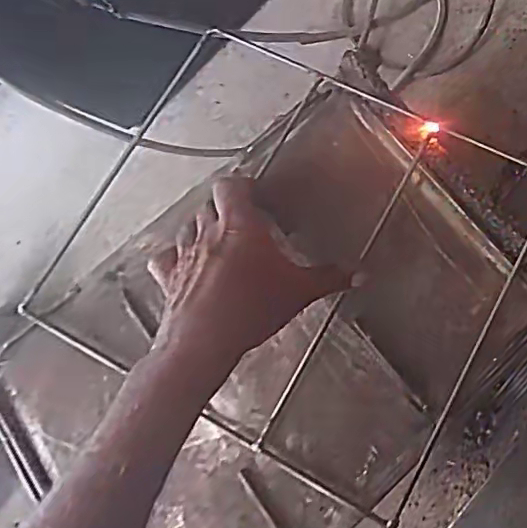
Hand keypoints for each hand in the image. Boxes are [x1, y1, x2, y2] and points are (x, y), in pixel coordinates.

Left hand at [147, 176, 350, 387]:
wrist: (203, 343)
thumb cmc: (250, 309)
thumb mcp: (300, 291)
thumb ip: (331, 278)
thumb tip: (360, 274)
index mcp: (241, 226)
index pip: (232, 186)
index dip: (242, 184)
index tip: (256, 190)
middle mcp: (208, 233)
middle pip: (211, 204)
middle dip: (227, 206)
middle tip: (247, 216)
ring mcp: (185, 254)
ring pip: (188, 225)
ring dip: (203, 226)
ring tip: (222, 236)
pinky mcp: (168, 277)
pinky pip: (166, 255)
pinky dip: (175, 253)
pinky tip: (187, 259)